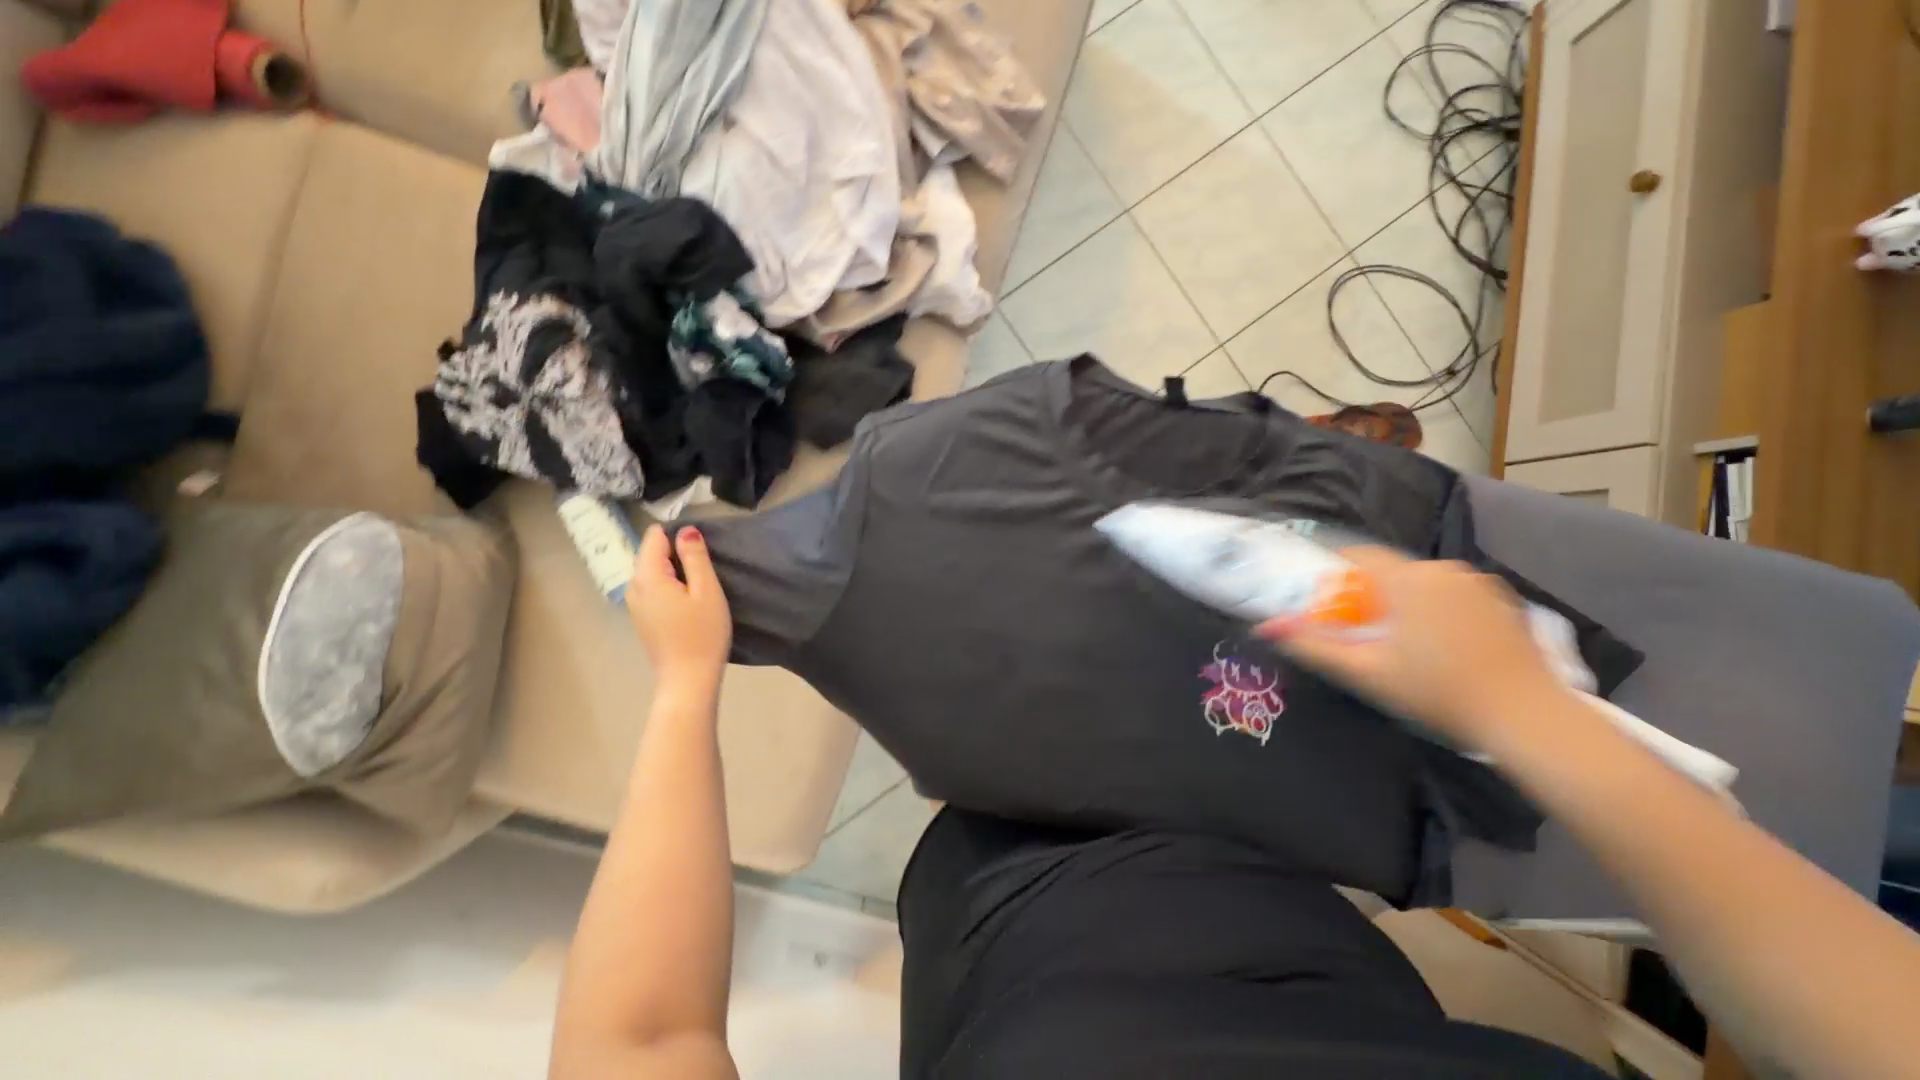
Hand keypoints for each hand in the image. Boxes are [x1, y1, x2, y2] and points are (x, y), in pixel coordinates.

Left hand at [627, 525, 731, 696]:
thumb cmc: (702, 634)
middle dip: (676, 555)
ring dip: (674, 573)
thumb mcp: (707, 591)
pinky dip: (669, 588)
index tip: (700, 554)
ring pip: (652, 572)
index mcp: (648, 576)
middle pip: (651, 553)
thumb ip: (695, 556)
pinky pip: (652, 589)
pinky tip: (687, 605)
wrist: (688, 681)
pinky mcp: (641, 618)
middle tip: (704, 574)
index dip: (680, 537)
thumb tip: (686, 530)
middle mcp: (633, 586)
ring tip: (698, 589)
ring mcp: (634, 604)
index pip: (655, 536)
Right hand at [1256, 546, 1569, 749]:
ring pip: (1425, 584)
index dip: (1337, 573)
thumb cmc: (1437, 692)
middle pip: (1392, 572)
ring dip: (1407, 604)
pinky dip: (1441, 612)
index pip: (1359, 556)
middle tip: (1364, 636)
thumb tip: (1267, 626)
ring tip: (1406, 647)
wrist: (1526, 716)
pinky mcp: (1504, 602)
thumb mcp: (1367, 673)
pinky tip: (1445, 650)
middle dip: (1372, 596)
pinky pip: (1456, 596)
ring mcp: (1479, 583)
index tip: (1328, 603)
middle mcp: (1443, 570)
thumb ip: (1314, 646)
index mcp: (1407, 580)